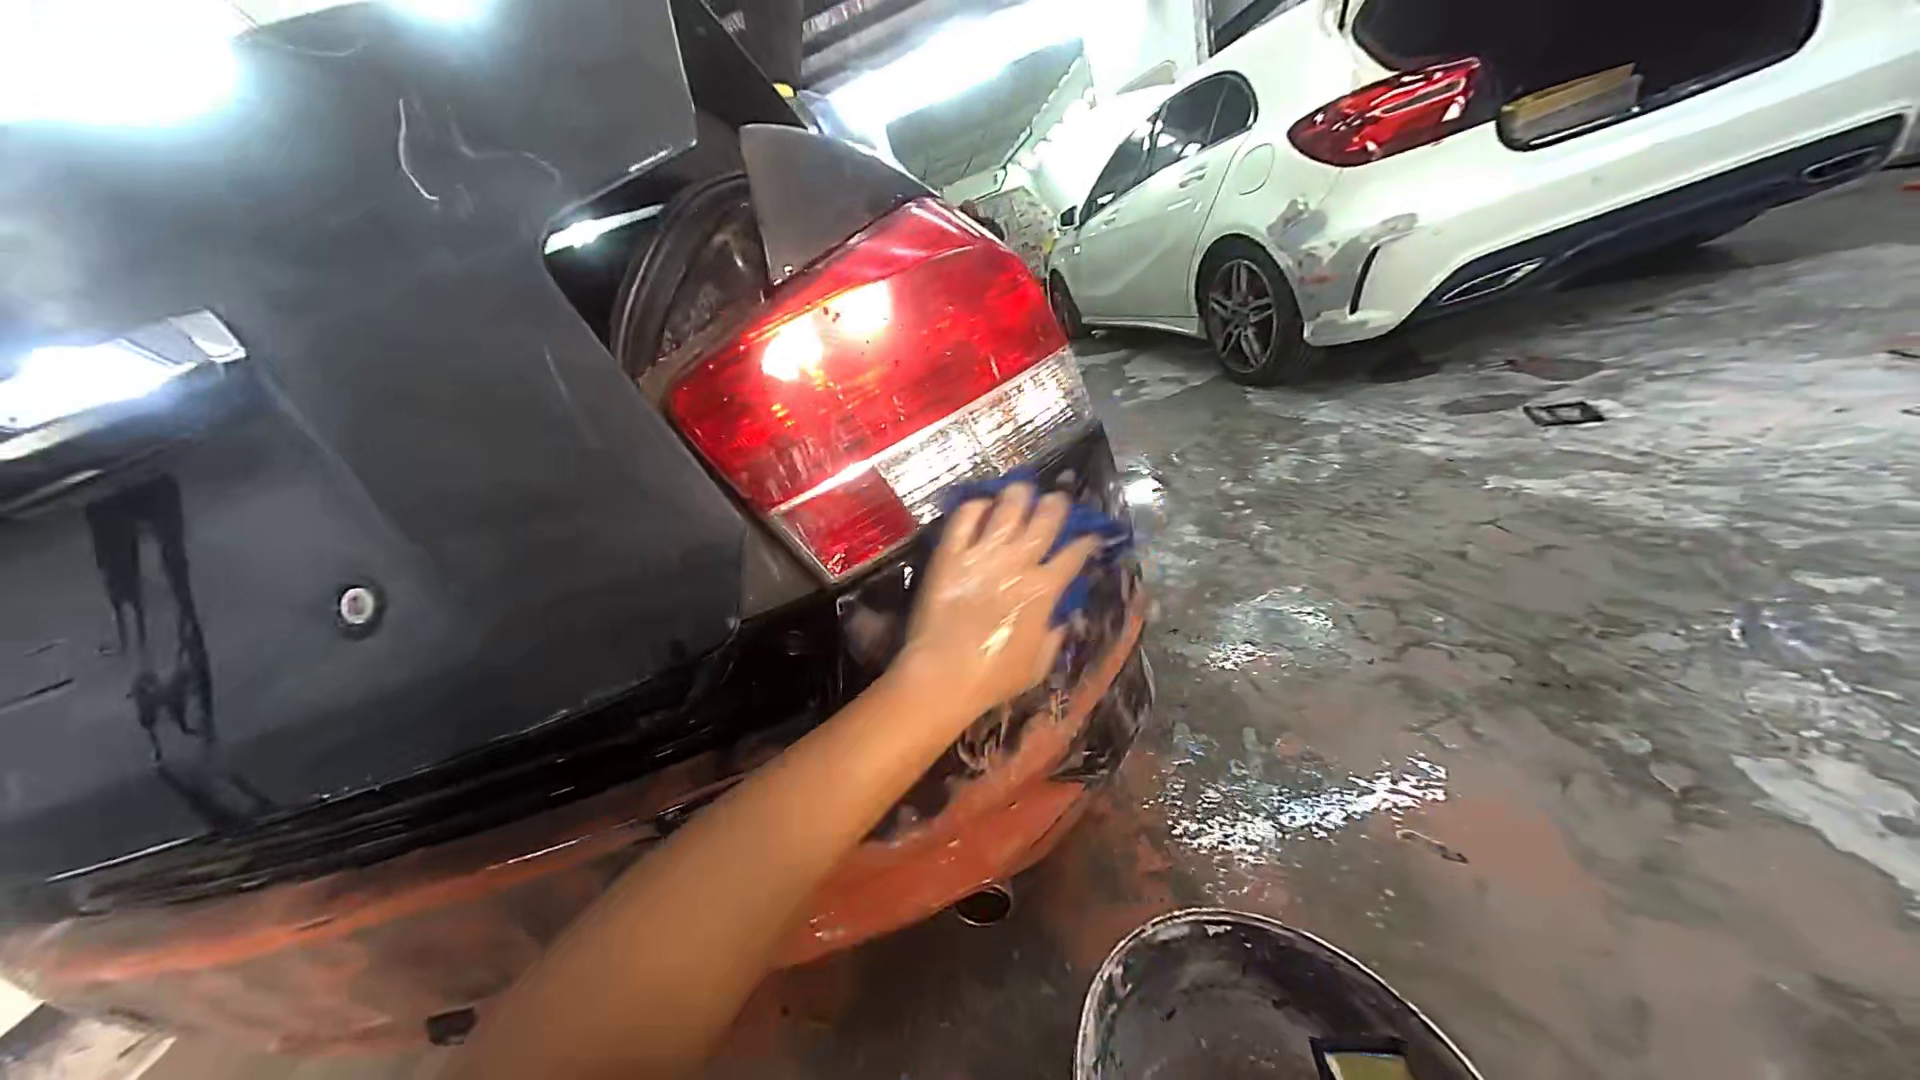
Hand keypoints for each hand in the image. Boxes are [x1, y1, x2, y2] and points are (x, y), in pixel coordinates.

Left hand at [894, 484, 1099, 725]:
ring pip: (1008, 507)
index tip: (1090, 535)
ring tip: (1022, 490)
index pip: (1074, 553)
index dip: (1087, 540)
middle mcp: (1018, 563)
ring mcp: (982, 554)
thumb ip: (1053, 636)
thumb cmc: (993, 678)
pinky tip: (982, 505)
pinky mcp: (950, 554)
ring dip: (1019, 494)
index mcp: (1044, 590)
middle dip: (1056, 504)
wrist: (942, 675)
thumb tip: (1061, 617)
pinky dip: (976, 505)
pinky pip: (965, 516)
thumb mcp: (1038, 665)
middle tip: (1056, 498)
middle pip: (1045, 518)